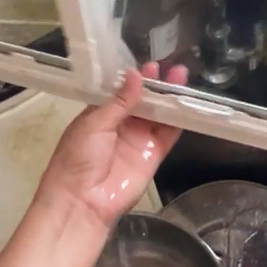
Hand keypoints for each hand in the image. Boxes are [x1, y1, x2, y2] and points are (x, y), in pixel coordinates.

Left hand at [37, 62, 185, 230]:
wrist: (83, 201)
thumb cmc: (79, 157)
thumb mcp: (94, 123)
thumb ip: (119, 101)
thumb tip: (136, 75)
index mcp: (100, 114)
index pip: (121, 91)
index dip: (135, 78)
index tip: (149, 64)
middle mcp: (121, 124)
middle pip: (143, 100)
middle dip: (156, 84)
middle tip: (170, 67)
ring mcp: (139, 139)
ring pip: (158, 113)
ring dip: (169, 97)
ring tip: (182, 75)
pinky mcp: (153, 154)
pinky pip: (169, 133)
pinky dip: (179, 119)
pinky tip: (187, 101)